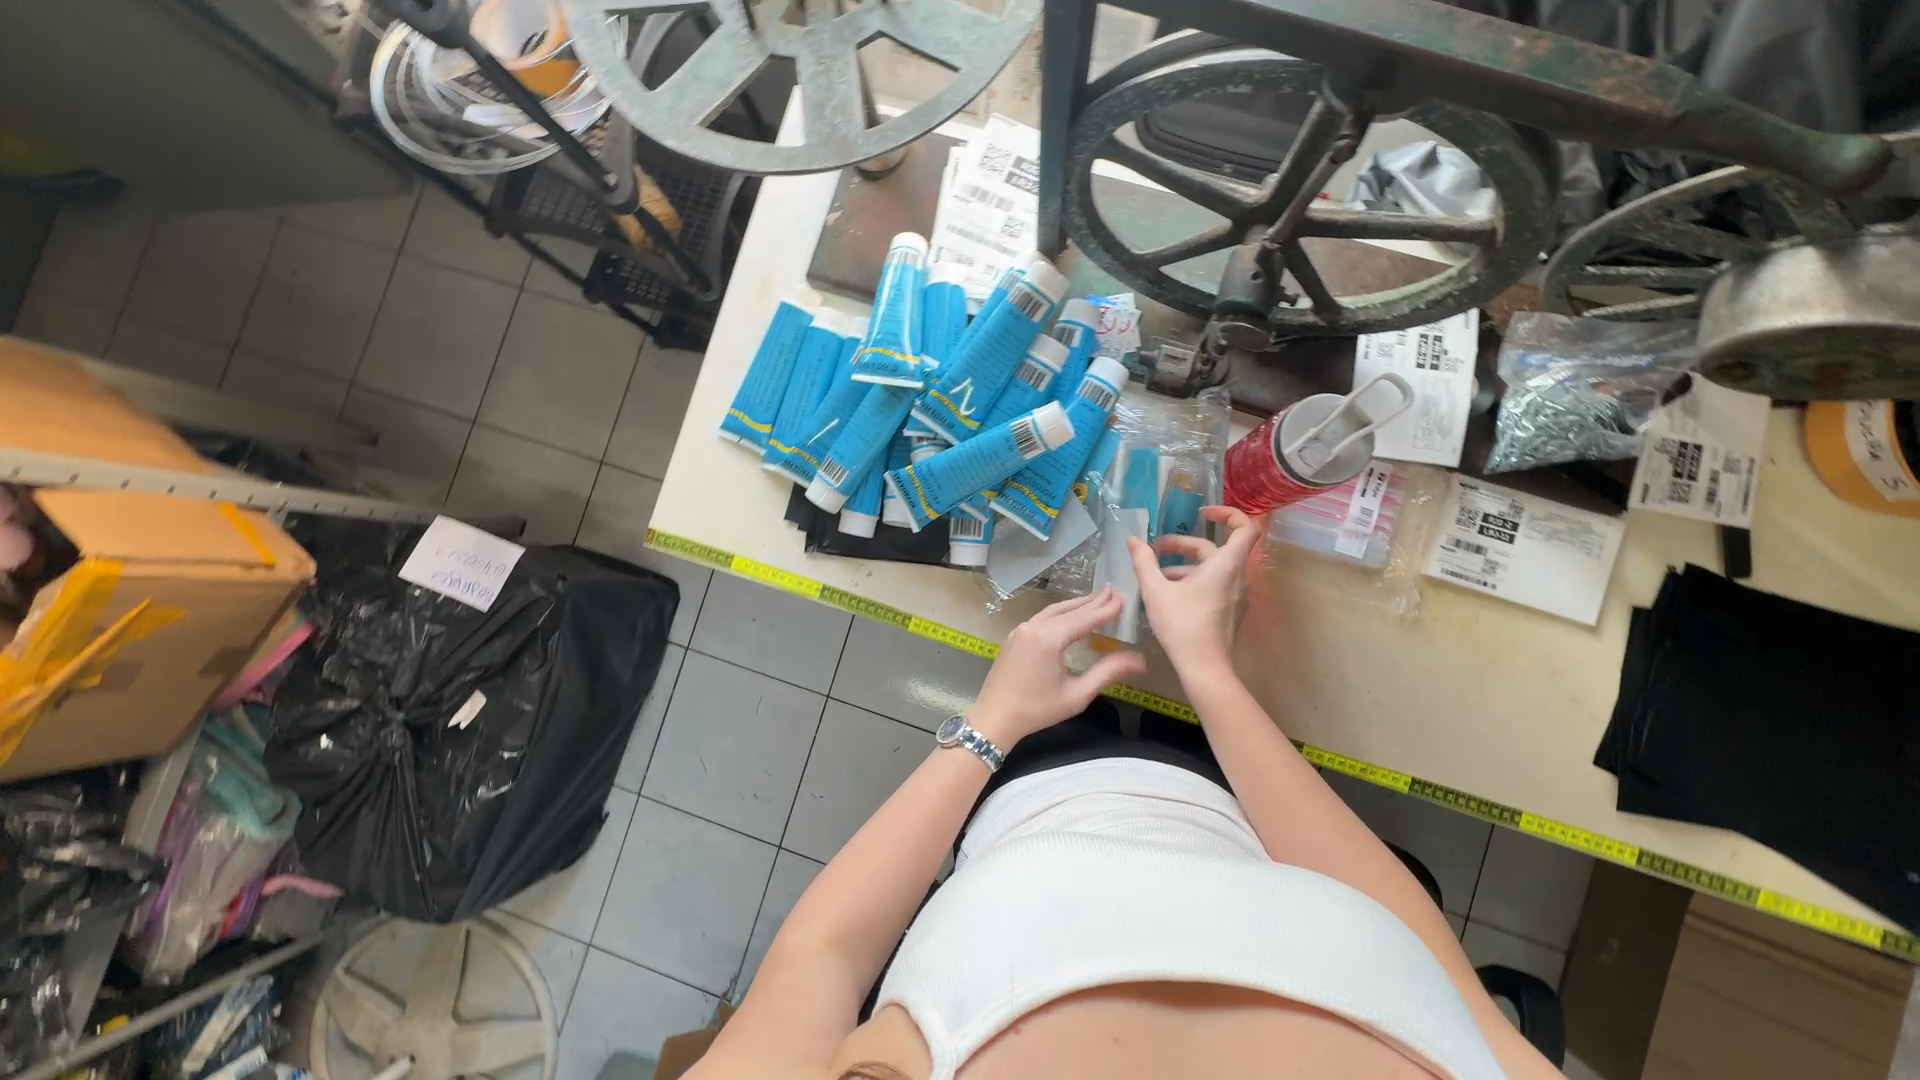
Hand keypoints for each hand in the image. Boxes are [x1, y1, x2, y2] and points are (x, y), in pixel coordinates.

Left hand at [968, 587, 1145, 747]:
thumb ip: (1107, 672)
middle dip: (1092, 601)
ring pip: (1053, 611)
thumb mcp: (1077, 695)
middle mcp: (1033, 627)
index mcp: (1049, 638)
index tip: (1124, 597)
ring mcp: (1020, 630)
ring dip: (1076, 605)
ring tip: (1096, 600)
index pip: (1085, 618)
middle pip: (1069, 609)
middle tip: (1114, 591)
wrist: (993, 718)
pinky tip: (1069, 617)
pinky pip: (1041, 618)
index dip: (1106, 608)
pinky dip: (1060, 614)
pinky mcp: (1014, 637)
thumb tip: (1138, 660)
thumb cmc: (1036, 710)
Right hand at [1127, 505, 1259, 677]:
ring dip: (1186, 566)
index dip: (1227, 513)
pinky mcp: (1231, 611)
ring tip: (1156, 576)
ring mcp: (1237, 596)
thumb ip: (1144, 562)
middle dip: (1185, 544)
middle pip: (1216, 548)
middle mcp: (1237, 577)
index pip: (1245, 527)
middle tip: (1156, 549)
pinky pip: (1216, 585)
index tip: (1201, 513)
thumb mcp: (1156, 591)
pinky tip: (1170, 595)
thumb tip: (1133, 540)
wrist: (1205, 669)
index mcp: (1226, 565)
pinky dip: (1194, 581)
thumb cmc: (1182, 626)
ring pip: (1213, 569)